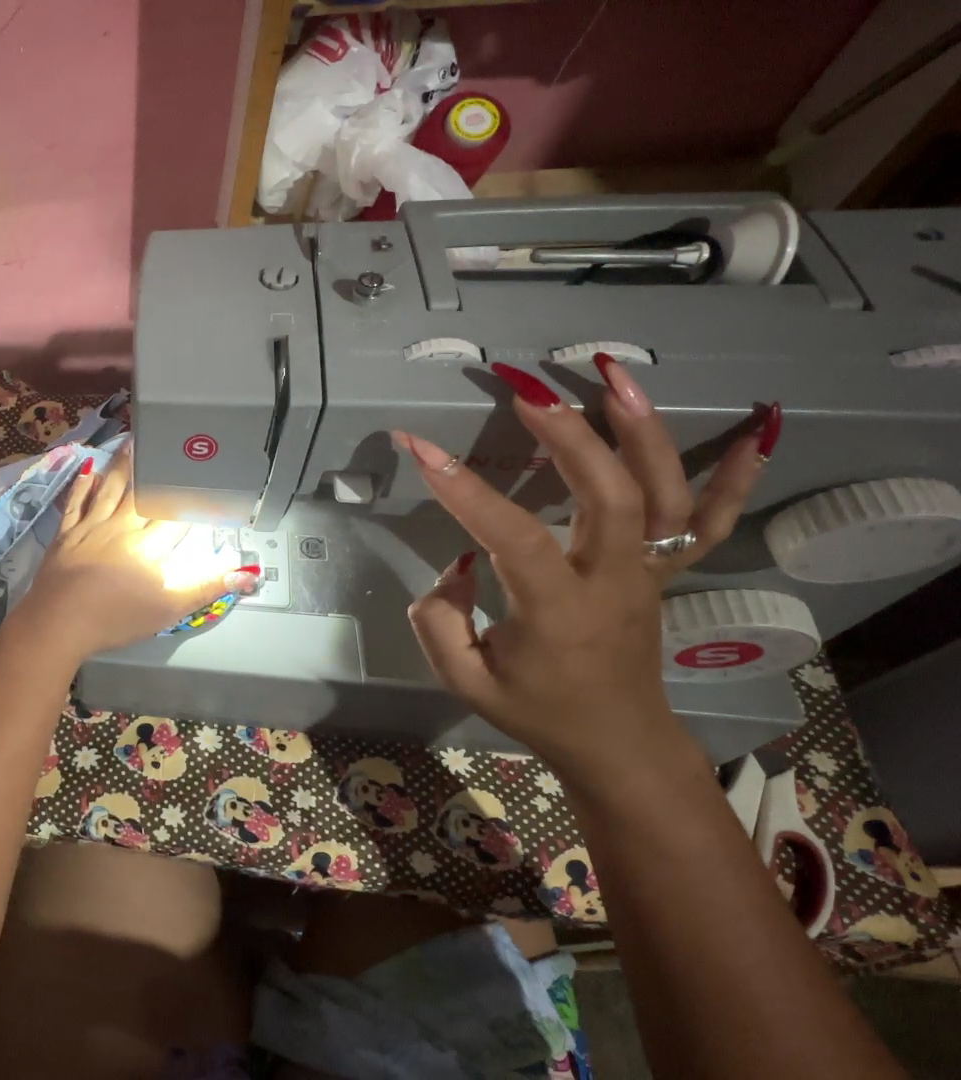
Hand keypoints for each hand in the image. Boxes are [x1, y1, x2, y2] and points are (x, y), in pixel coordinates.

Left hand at [6, 445, 254, 660]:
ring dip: (123, 464)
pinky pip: (76, 502)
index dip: (195, 497)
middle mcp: (122, 527)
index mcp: (150, 545)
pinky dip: (83, 485)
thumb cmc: (115, 618)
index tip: (207, 477)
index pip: (178, 514)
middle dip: (159, 468)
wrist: (58, 621)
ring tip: (132, 441)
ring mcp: (91, 527)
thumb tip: (247, 573)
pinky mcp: (65, 534)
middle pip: (144, 492)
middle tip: (168, 443)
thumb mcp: (168, 608)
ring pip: (111, 489)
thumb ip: (207, 587)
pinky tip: (88, 471)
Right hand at [398, 360, 775, 777]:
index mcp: (558, 610)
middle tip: (525, 390)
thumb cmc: (535, 709)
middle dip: (567, 434)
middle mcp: (615, 580)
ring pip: (664, 492)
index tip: (419, 446)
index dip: (464, 489)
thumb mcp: (465, 680)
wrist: (617, 740)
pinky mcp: (669, 570)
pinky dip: (740, 472)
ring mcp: (651, 571)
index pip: (513, 535)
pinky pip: (716, 519)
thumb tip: (457, 562)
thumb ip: (439, 621)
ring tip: (609, 375)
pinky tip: (755, 424)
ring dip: (640, 428)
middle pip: (609, 493)